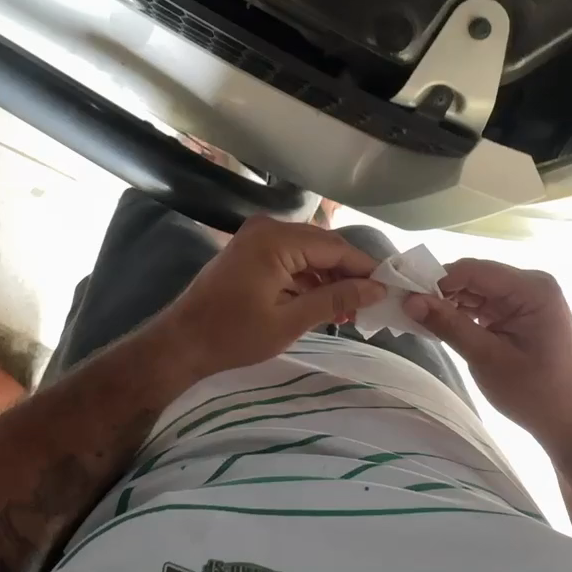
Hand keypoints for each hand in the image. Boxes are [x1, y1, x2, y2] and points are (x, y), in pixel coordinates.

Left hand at [145, 215, 385, 379]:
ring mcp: (257, 238)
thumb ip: (335, 300)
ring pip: (309, 252)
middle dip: (348, 273)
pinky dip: (309, 279)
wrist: (182, 342)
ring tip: (350, 311)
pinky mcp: (251, 251)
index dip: (364, 267)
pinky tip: (323, 304)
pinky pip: (291, 258)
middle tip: (372, 304)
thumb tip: (376, 289)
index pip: (334, 246)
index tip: (390, 288)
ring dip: (329, 278)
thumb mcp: (290, 321)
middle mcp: (268, 229)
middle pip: (323, 246)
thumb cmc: (233, 335)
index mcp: (276, 240)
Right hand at [405, 260, 571, 444]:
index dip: (437, 280)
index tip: (406, 297)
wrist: (571, 425)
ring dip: (450, 304)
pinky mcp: (522, 311)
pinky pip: (485, 303)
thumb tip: (409, 300)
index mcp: (532, 288)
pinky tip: (444, 327)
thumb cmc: (535, 394)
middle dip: (442, 292)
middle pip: (474, 277)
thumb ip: (449, 325)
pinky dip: (464, 313)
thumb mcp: (487, 359)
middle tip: (409, 311)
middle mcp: (532, 284)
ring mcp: (528, 297)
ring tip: (422, 320)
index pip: (474, 270)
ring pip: (476, 289)